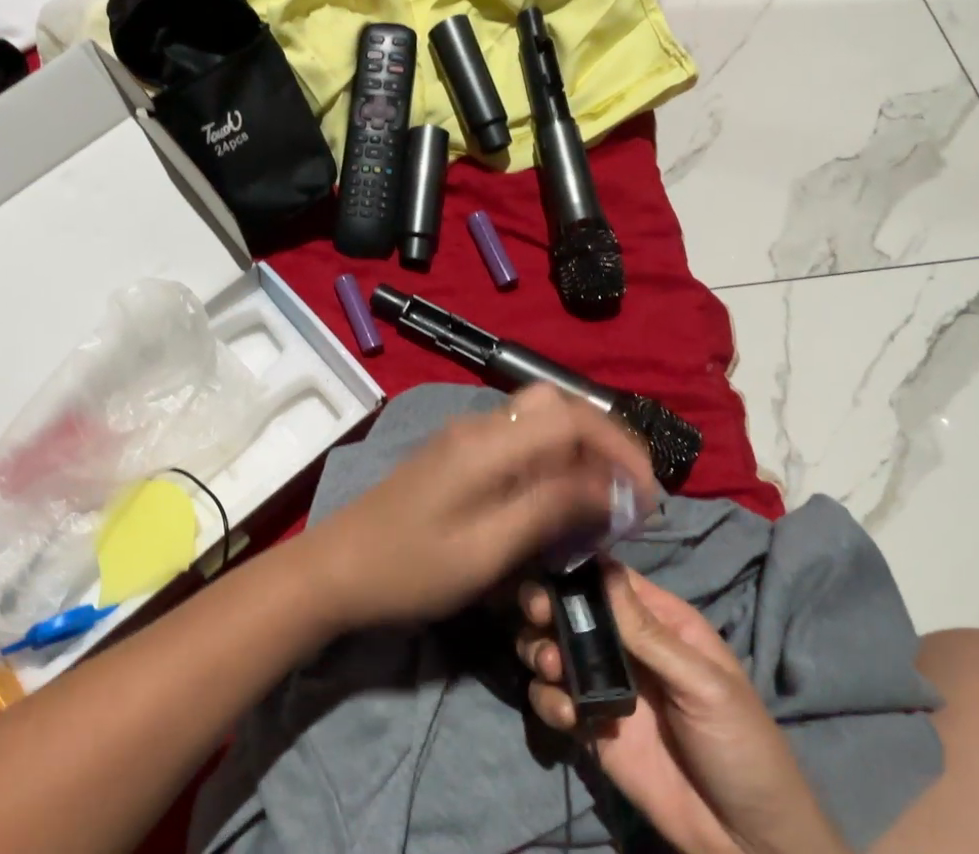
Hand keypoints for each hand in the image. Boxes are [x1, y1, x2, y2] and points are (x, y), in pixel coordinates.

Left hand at [297, 384, 653, 631]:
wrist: (332, 571)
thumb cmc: (407, 570)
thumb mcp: (486, 551)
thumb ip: (550, 510)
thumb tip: (614, 487)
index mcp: (486, 444)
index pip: (572, 415)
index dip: (620, 448)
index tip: (646, 496)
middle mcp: (476, 429)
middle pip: (557, 407)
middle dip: (603, 444)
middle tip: (627, 495)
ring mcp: (461, 440)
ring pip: (537, 424)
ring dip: (577, 454)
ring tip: (600, 504)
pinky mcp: (453, 459)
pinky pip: (516, 444)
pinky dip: (549, 465)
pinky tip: (554, 505)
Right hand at [517, 562, 849, 853]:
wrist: (742, 839)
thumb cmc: (740, 747)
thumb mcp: (704, 685)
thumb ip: (649, 633)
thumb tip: (603, 569)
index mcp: (661, 624)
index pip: (609, 577)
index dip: (576, 569)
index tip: (549, 571)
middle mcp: (625, 645)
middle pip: (568, 607)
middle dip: (544, 606)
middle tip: (538, 617)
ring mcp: (602, 684)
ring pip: (549, 646)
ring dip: (540, 650)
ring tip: (554, 671)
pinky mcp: (586, 724)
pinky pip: (549, 697)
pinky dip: (547, 699)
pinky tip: (568, 717)